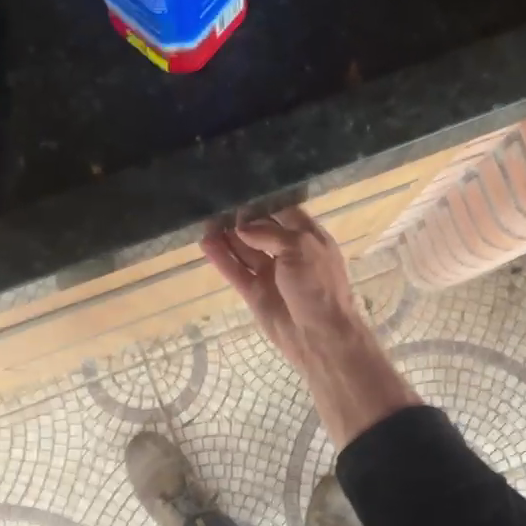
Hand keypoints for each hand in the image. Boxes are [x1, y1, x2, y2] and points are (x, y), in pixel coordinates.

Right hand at [202, 208, 420, 447]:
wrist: (320, 336)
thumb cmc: (319, 286)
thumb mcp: (300, 248)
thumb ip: (270, 233)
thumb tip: (242, 228)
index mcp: (308, 238)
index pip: (284, 212)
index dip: (264, 202)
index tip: (241, 189)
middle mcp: (289, 253)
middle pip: (261, 230)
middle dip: (241, 218)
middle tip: (216, 203)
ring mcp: (271, 274)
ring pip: (245, 250)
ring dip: (226, 236)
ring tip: (205, 219)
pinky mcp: (255, 293)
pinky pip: (236, 271)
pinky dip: (222, 258)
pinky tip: (206, 242)